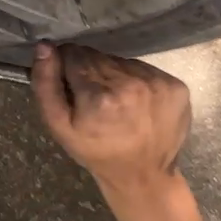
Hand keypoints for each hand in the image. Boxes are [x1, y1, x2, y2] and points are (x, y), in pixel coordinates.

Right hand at [32, 42, 191, 197]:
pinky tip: (134, 103)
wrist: (144, 174)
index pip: (72, 54)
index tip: (70, 87)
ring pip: (119, 61)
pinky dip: (134, 80)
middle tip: (91, 99)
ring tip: (114, 102)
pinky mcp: (176, 86)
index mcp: (99, 95)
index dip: (66, 68)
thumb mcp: (57, 124)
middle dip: (88, 72)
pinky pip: (142, 68)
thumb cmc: (95, 150)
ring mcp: (158, 83)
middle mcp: (131, 83)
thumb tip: (44, 46)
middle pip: (97, 56)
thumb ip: (45, 82)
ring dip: (111, 75)